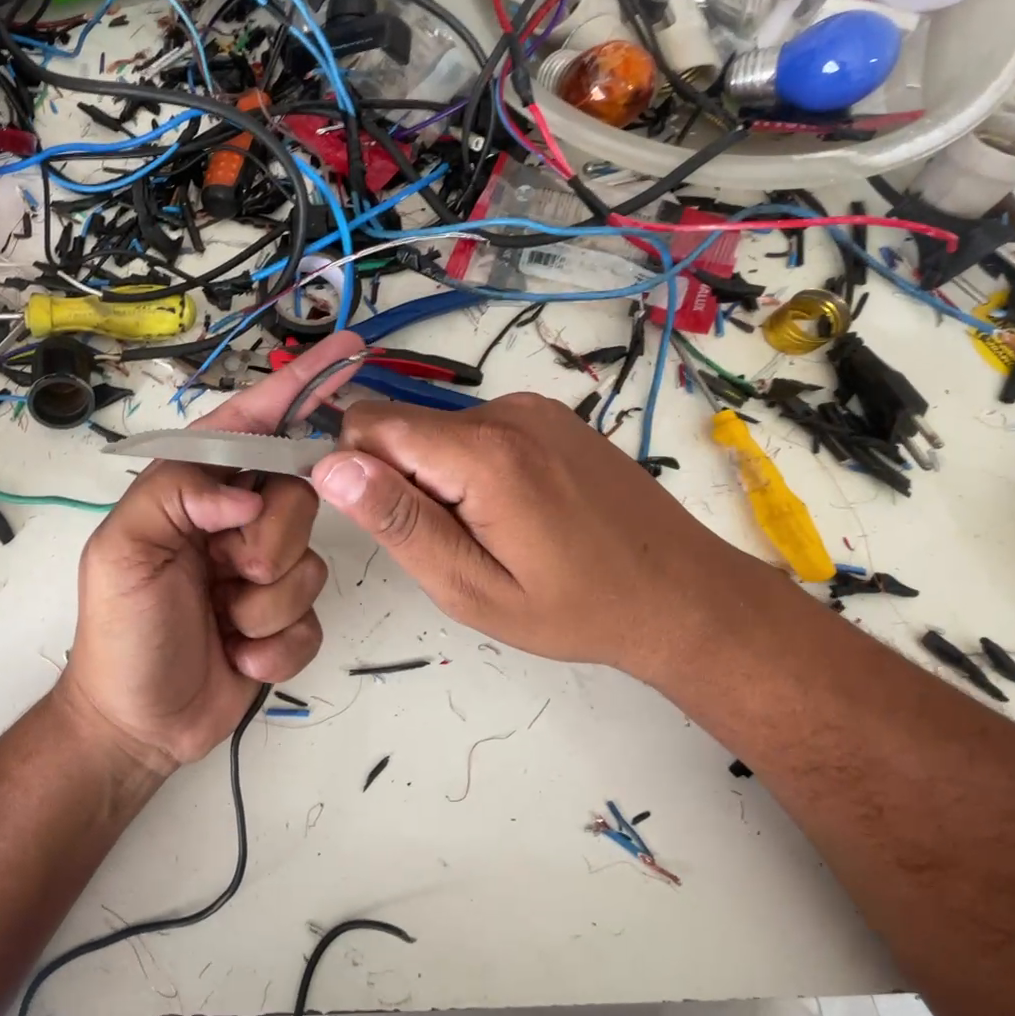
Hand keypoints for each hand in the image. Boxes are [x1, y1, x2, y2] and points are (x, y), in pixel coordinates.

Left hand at [57, 332, 366, 774]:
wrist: (137, 723)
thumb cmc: (119, 632)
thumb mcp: (122, 551)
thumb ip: (175, 496)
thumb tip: (247, 491)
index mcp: (190, 495)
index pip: (246, 429)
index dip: (293, 390)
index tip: (344, 355)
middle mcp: (231, 524)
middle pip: (295, 496)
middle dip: (268, 542)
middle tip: (228, 575)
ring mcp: (260, 574)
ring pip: (309, 562)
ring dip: (264, 606)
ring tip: (221, 626)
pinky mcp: (283, 623)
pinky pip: (313, 619)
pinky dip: (275, 645)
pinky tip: (236, 656)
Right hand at [308, 394, 790, 672]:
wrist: (684, 595)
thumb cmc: (573, 607)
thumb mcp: (469, 586)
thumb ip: (397, 521)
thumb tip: (329, 466)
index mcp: (482, 453)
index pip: (366, 425)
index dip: (358, 474)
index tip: (395, 525)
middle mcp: (505, 411)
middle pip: (400, 426)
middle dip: (399, 480)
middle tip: (450, 541)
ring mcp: (532, 408)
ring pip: (433, 430)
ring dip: (437, 477)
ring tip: (488, 531)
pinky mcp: (549, 415)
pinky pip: (472, 430)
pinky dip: (469, 468)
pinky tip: (514, 512)